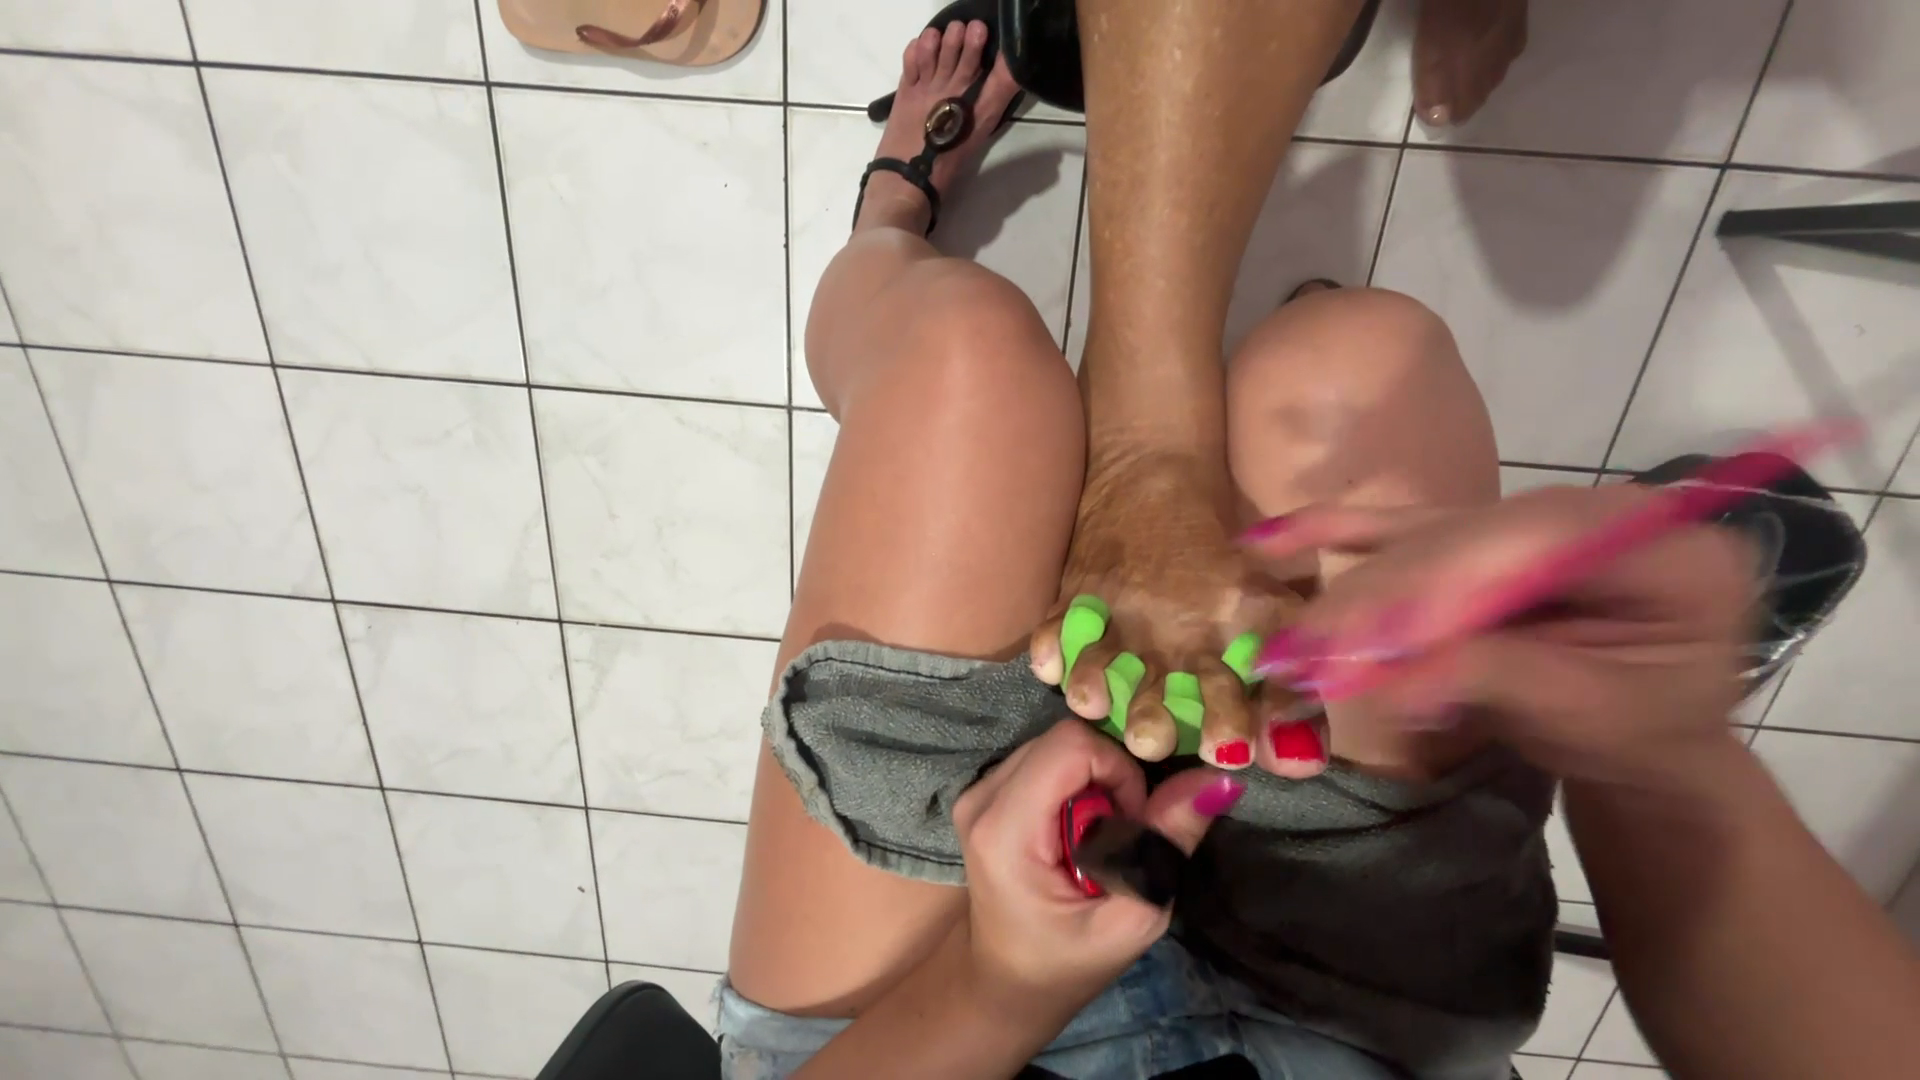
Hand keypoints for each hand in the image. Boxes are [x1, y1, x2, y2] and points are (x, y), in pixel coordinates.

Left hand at [952, 720, 1242, 1012]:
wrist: (1005, 980)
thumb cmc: (1066, 962)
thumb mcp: (1132, 918)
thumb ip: (1167, 844)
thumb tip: (1217, 779)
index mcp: (1004, 829)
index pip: (1070, 744)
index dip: (1118, 770)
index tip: (1134, 821)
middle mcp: (981, 796)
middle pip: (1063, 740)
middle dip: (1108, 776)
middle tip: (1121, 834)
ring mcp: (978, 790)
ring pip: (1055, 745)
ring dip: (1092, 781)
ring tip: (1099, 838)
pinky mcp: (984, 791)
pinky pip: (1042, 759)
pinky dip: (1073, 784)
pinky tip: (1077, 830)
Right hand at [1027, 447, 1310, 773]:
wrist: (1155, 470)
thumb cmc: (1220, 545)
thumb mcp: (1269, 597)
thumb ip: (1288, 676)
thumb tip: (1301, 760)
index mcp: (1223, 623)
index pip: (1233, 684)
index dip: (1234, 721)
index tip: (1230, 750)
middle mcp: (1170, 624)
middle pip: (1160, 685)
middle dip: (1154, 718)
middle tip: (1150, 740)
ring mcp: (1118, 607)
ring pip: (1101, 659)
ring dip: (1095, 683)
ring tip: (1091, 704)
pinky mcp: (1077, 591)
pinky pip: (1055, 627)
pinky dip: (1050, 647)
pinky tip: (1049, 666)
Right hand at [1244, 484, 1754, 788]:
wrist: (1634, 733)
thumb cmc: (1633, 732)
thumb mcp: (1586, 714)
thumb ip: (1492, 680)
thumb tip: (1383, 682)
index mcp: (1663, 546)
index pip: (1537, 545)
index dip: (1447, 585)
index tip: (1370, 642)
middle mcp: (1588, 510)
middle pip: (1462, 541)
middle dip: (1381, 602)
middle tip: (1308, 655)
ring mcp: (1521, 516)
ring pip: (1417, 540)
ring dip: (1348, 595)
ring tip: (1293, 645)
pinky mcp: (1469, 534)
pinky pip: (1394, 530)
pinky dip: (1330, 537)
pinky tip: (1270, 539)